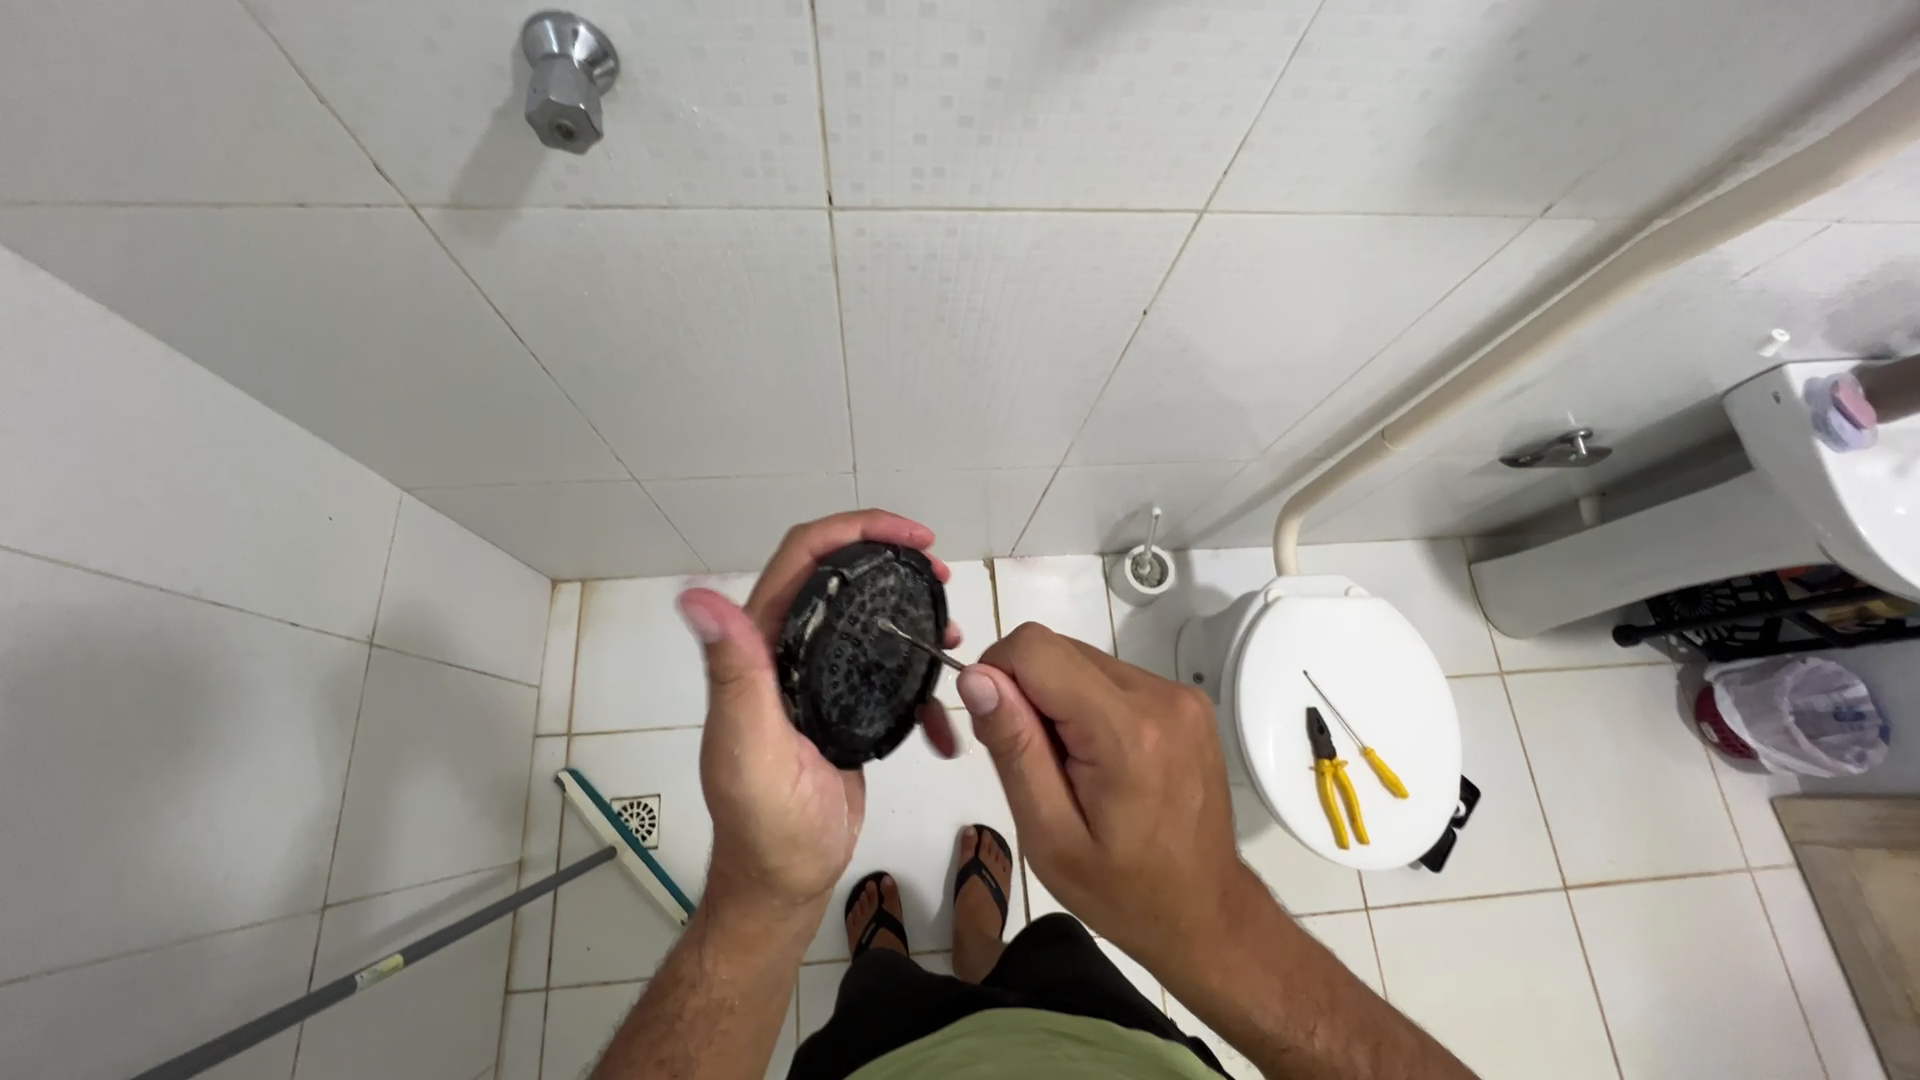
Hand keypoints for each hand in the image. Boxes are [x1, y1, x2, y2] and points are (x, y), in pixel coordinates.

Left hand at [679, 510, 961, 916]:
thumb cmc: (765, 821)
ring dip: (913, 614)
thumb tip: (698, 596)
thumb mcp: (749, 747)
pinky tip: (944, 710)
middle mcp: (790, 649)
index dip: (855, 529)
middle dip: (894, 562)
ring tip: (951, 627)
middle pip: (843, 577)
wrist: (789, 878)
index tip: (913, 537)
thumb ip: (734, 673)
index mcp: (761, 645)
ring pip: (870, 619)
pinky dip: (920, 681)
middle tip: (941, 575)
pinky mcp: (849, 704)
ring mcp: (821, 676)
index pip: (803, 558)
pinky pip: (888, 671)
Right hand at [955, 624, 1254, 968]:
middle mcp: (1160, 696)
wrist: (1204, 912)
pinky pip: (1112, 677)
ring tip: (1071, 767)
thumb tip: (976, 677)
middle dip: (1027, 692)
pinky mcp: (1188, 700)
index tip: (996, 726)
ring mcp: (1180, 695)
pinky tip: (1100, 759)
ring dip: (1059, 700)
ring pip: (1083, 660)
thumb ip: (1013, 748)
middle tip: (1035, 761)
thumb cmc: (1121, 890)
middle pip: (1058, 650)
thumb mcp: (1048, 835)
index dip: (997, 672)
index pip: (1035, 648)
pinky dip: (1089, 704)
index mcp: (1125, 731)